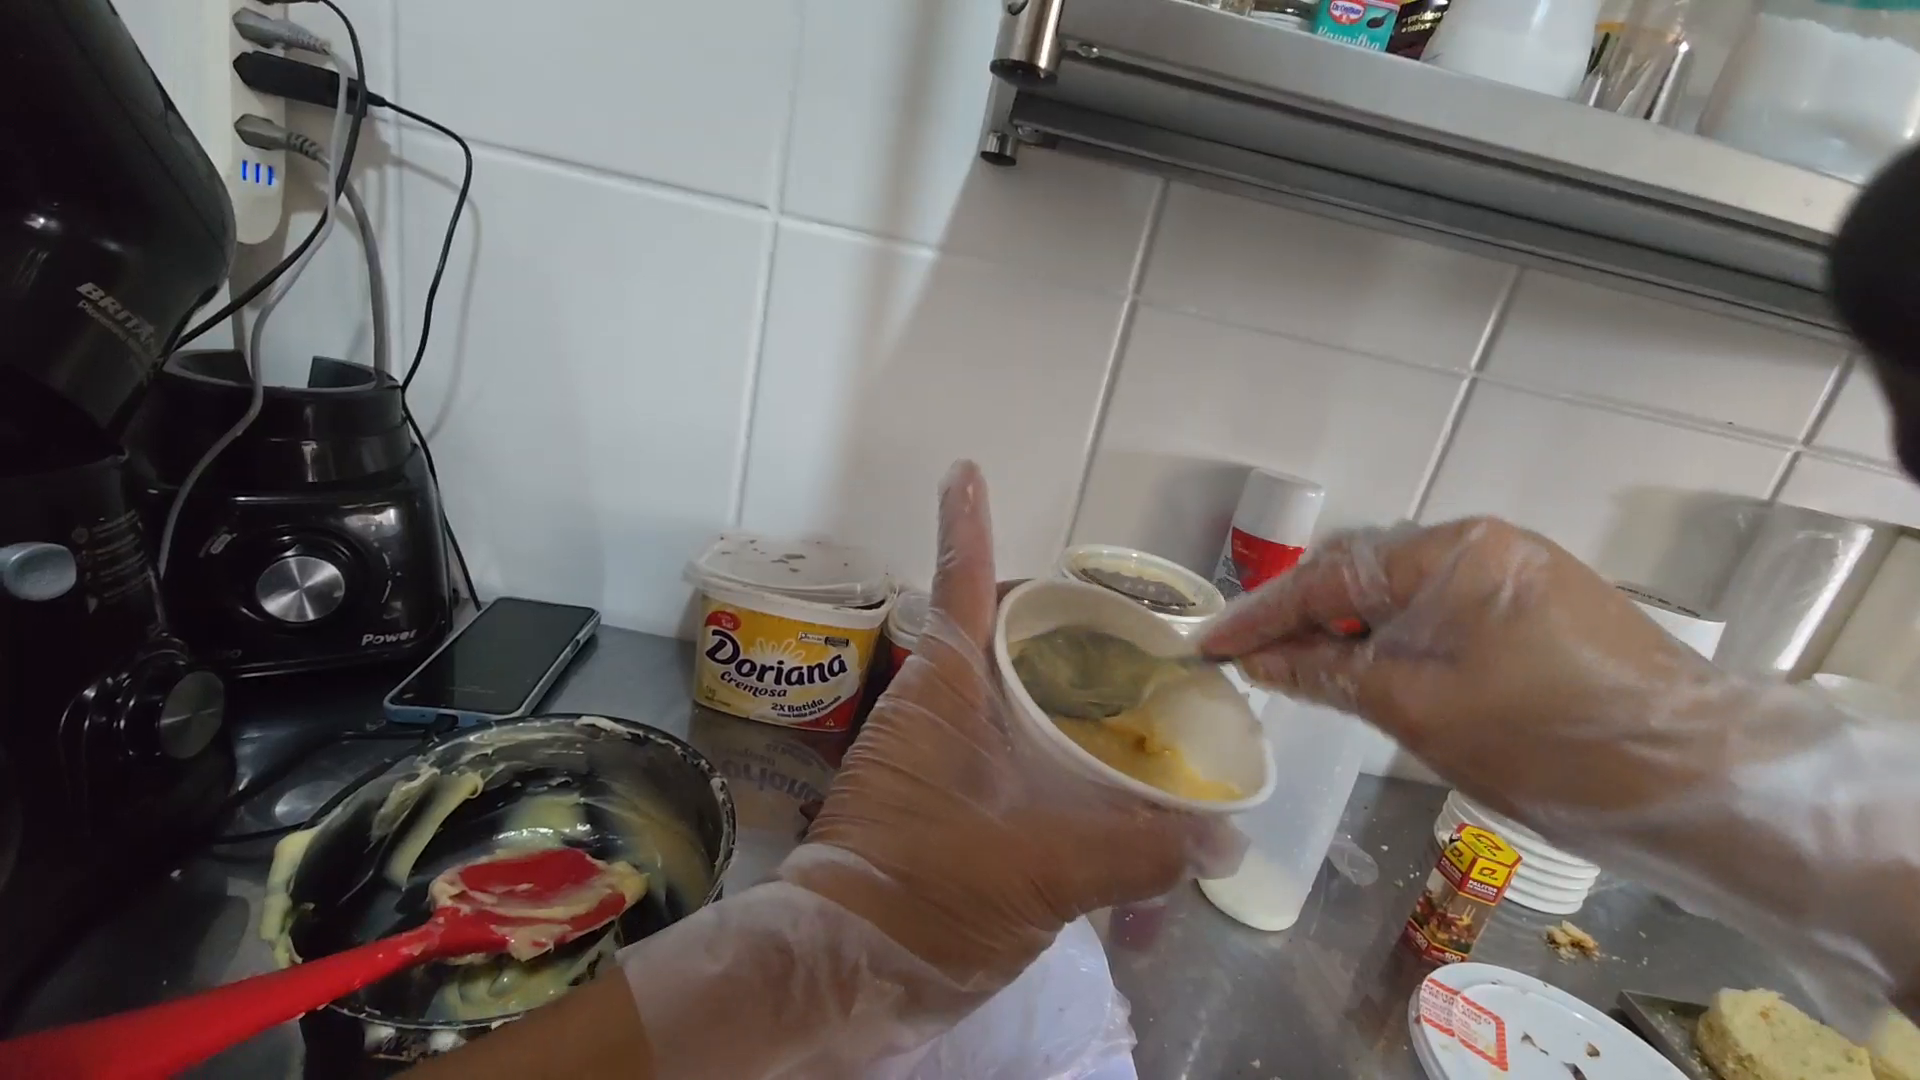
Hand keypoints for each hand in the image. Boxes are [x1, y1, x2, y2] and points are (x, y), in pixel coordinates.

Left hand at [784, 461, 1238, 991]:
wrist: (849, 968)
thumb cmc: (925, 894)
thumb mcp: (1041, 871)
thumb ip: (1137, 852)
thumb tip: (1223, 840)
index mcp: (942, 691)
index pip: (958, 586)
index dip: (967, 524)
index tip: (965, 471)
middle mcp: (934, 705)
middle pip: (989, 629)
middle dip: (1043, 611)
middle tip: (1116, 617)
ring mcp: (934, 749)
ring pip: (996, 686)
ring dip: (1047, 676)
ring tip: (1120, 680)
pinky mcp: (942, 792)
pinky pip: (999, 738)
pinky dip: (1041, 734)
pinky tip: (1089, 757)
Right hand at [1199, 517, 1919, 1032]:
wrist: (1706, 784)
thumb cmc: (1545, 742)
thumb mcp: (1416, 709)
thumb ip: (1326, 672)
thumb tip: (1258, 662)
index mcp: (1450, 553)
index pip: (1327, 579)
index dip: (1261, 614)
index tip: (1208, 644)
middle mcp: (1480, 545)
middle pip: (1360, 577)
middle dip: (1298, 618)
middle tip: (1246, 658)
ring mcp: (1512, 572)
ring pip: (1396, 596)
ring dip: (1342, 631)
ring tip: (1294, 668)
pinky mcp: (1534, 605)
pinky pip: (1435, 611)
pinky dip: (1389, 639)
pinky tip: (1364, 668)